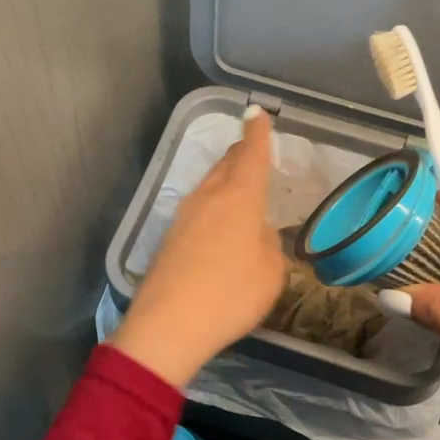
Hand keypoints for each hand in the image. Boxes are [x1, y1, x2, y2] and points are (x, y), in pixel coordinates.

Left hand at [111, 107, 285, 386]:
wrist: (170, 326)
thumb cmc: (232, 295)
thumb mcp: (270, 272)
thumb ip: (267, 244)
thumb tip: (255, 230)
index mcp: (240, 198)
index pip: (251, 155)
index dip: (257, 134)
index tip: (256, 114)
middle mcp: (208, 198)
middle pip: (225, 167)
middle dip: (240, 155)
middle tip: (250, 148)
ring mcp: (183, 219)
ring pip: (208, 188)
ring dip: (223, 181)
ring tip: (236, 184)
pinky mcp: (169, 241)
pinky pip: (197, 213)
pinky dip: (211, 208)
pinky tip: (217, 225)